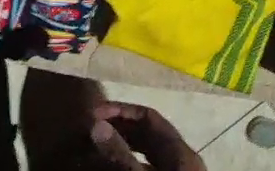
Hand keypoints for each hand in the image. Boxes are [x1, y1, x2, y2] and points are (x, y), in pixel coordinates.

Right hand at [86, 102, 205, 170]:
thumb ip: (121, 152)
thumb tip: (96, 124)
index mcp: (181, 149)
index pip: (149, 116)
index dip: (122, 110)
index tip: (95, 112)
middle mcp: (182, 158)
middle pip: (148, 134)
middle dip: (119, 127)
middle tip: (91, 127)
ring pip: (147, 153)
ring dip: (122, 146)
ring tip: (97, 145)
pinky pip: (147, 167)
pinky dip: (128, 162)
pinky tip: (109, 164)